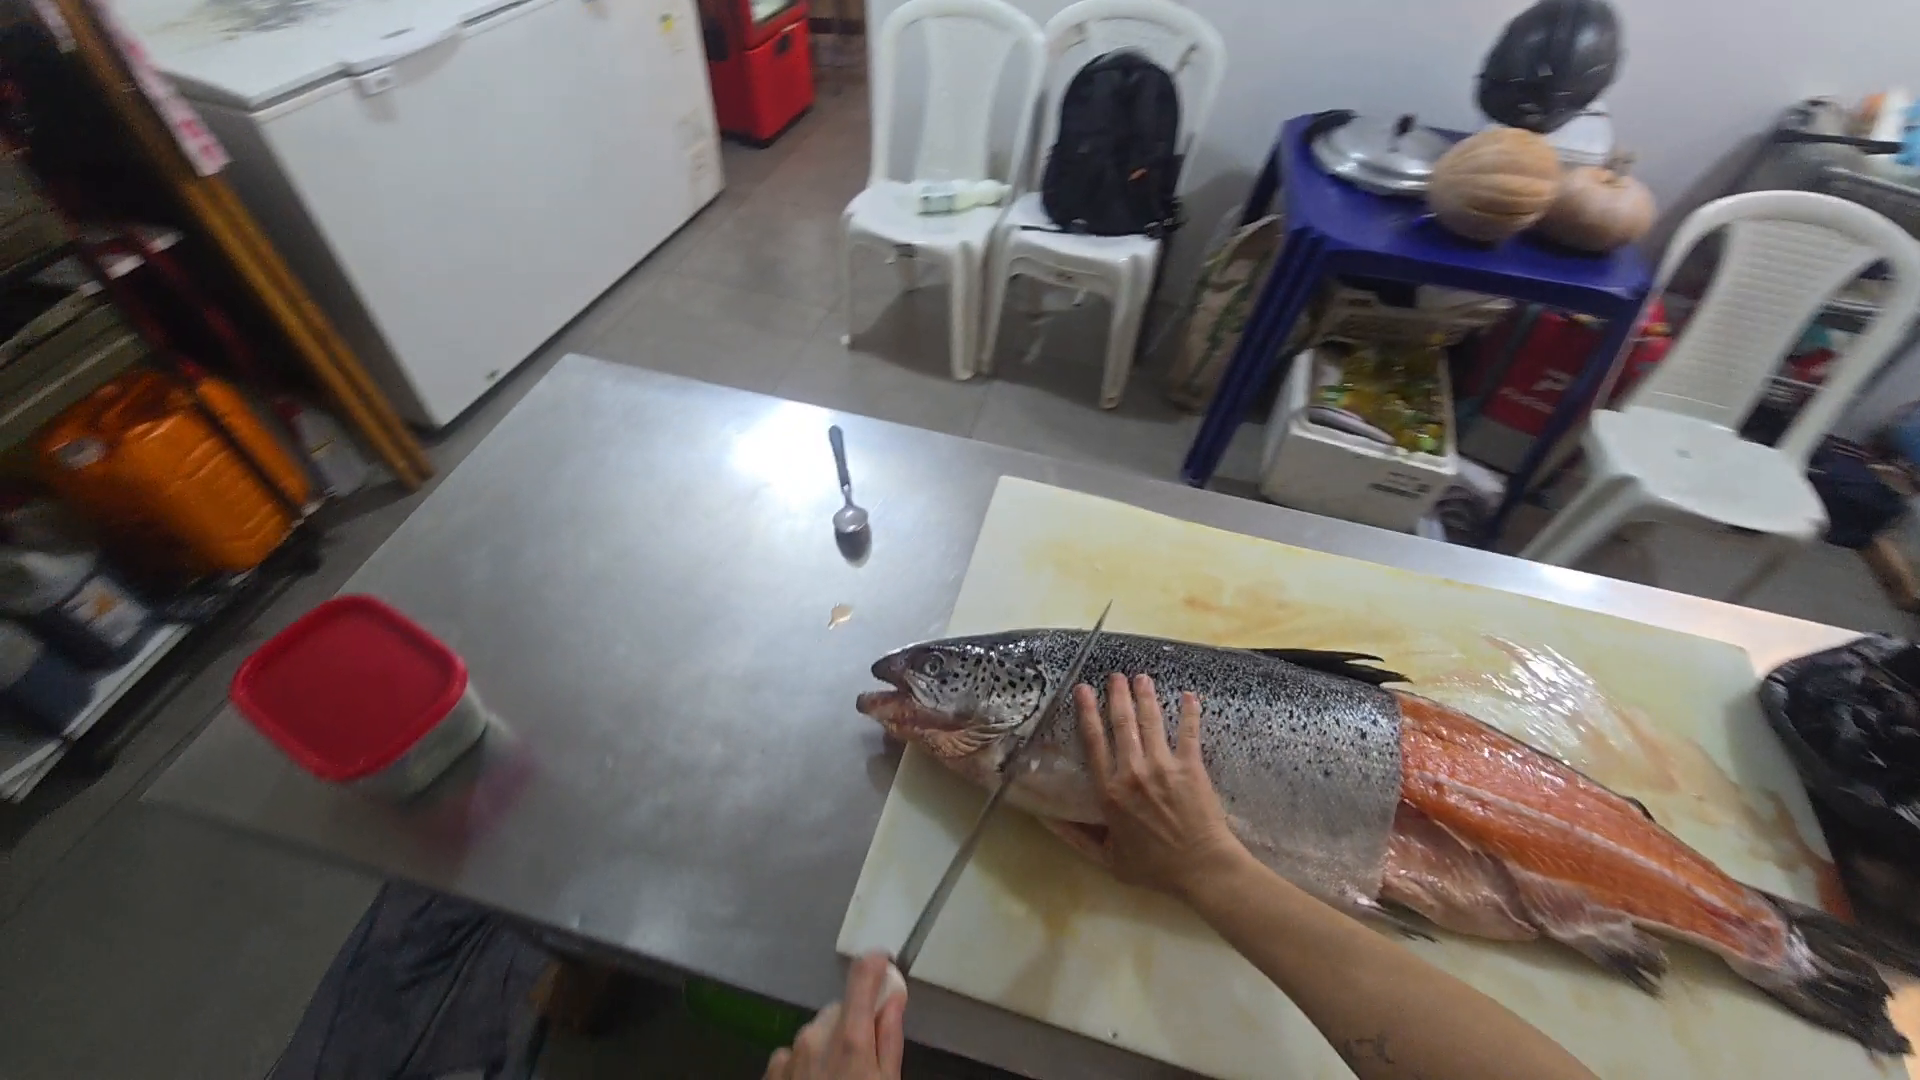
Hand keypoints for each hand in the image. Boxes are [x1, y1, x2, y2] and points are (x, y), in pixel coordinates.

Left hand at [763, 952, 905, 1079]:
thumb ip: (890, 1039)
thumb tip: (894, 998)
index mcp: (849, 1038)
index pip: (862, 974)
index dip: (876, 964)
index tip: (885, 965)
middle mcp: (815, 1037)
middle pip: (840, 1009)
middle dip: (853, 1023)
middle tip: (864, 1059)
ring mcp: (788, 1055)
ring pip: (816, 1033)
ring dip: (828, 1046)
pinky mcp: (770, 1074)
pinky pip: (792, 1054)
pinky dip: (805, 1064)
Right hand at [1074, 673, 1247, 897]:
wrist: (1202, 871)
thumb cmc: (1154, 868)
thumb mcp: (1107, 859)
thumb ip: (1076, 838)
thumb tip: (1045, 821)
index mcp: (1110, 792)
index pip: (1093, 743)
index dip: (1086, 713)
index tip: (1082, 690)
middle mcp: (1133, 772)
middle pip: (1122, 724)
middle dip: (1117, 695)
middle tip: (1114, 675)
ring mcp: (1163, 767)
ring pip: (1150, 721)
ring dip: (1145, 696)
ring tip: (1142, 677)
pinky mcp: (1191, 767)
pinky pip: (1189, 732)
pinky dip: (1189, 712)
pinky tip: (1189, 695)